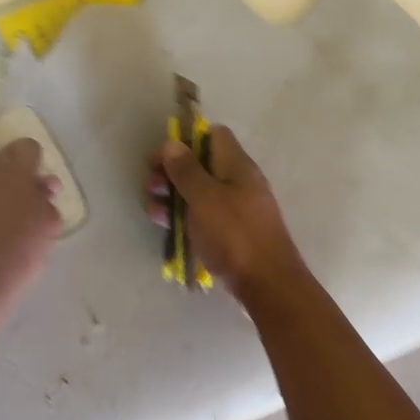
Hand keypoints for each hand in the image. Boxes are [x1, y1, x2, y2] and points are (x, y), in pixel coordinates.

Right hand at [147, 126, 302, 293]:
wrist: (267, 285)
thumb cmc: (234, 234)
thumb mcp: (205, 197)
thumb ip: (187, 169)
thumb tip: (172, 143)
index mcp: (237, 165)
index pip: (214, 134)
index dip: (187, 139)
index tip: (163, 155)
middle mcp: (238, 181)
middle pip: (201, 163)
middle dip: (172, 171)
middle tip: (152, 185)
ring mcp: (235, 207)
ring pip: (198, 191)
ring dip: (172, 195)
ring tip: (153, 210)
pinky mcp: (230, 231)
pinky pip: (202, 214)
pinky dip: (183, 216)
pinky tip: (164, 225)